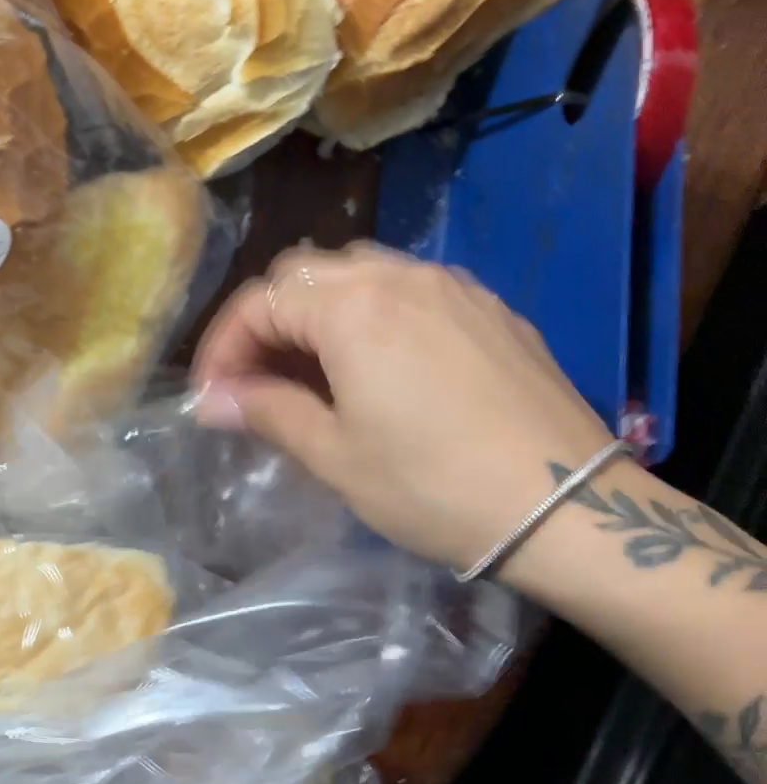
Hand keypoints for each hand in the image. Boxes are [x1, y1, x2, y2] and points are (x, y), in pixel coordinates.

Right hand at [190, 244, 613, 573]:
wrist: (572, 512)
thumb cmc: (430, 485)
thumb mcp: (331, 453)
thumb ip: (264, 410)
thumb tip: (211, 400)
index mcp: (354, 310)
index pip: (259, 303)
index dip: (222, 346)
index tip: (213, 395)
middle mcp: (402, 280)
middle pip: (302, 273)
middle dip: (264, 320)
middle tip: (253, 376)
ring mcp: (455, 290)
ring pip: (357, 271)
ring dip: (314, 310)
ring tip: (306, 366)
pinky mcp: (491, 312)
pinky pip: (408, 288)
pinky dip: (368, 312)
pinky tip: (371, 364)